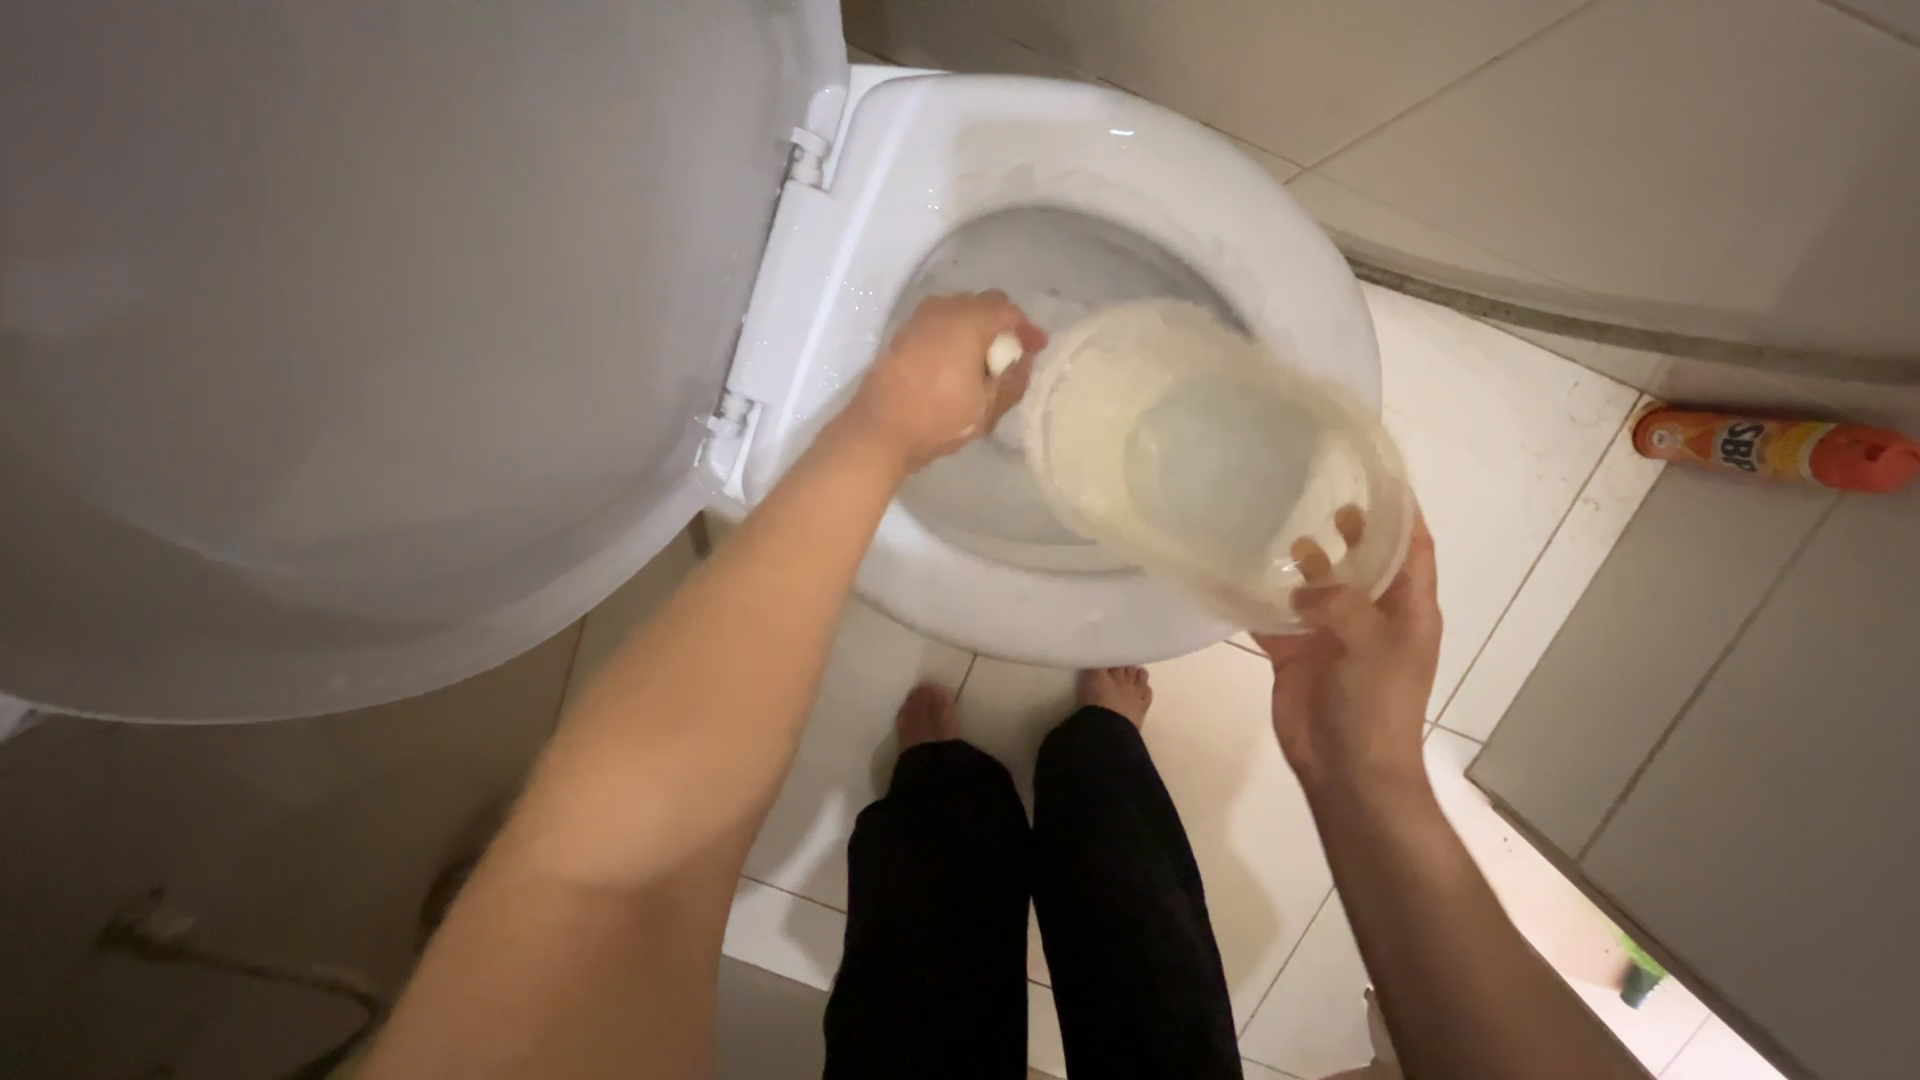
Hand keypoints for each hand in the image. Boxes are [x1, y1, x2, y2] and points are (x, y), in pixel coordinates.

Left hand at [834, 291, 1047, 471]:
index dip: (1026, 327)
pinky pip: (937, 328)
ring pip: (956, 314)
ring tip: (985, 361)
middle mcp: (942, 310)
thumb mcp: (987, 408)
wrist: (880, 430)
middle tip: (1013, 354)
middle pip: (980, 306)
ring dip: (975, 331)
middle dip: (1001, 326)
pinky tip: (956, 365)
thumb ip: (1012, 382)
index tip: (1037, 348)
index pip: (1007, 309)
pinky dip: (952, 339)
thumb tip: (1022, 364)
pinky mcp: (900, 336)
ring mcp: (917, 321)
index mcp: (969, 320)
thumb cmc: (939, 417)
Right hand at [1251, 508, 1440, 794]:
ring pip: (1318, 588)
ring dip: (1303, 565)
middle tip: (1321, 499)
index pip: (1413, 550)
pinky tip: (1239, 580)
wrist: (1348, 768)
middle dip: (1349, 533)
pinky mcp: (1296, 653)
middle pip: (1363, 563)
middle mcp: (1371, 616)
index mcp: (1407, 611)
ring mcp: (1331, 635)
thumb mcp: (1374, 646)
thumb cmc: (1378, 706)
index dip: (1402, 515)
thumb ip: (1342, 605)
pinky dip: (1260, 602)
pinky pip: (1276, 618)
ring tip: (1280, 536)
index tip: (1379, 480)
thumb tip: (1301, 588)